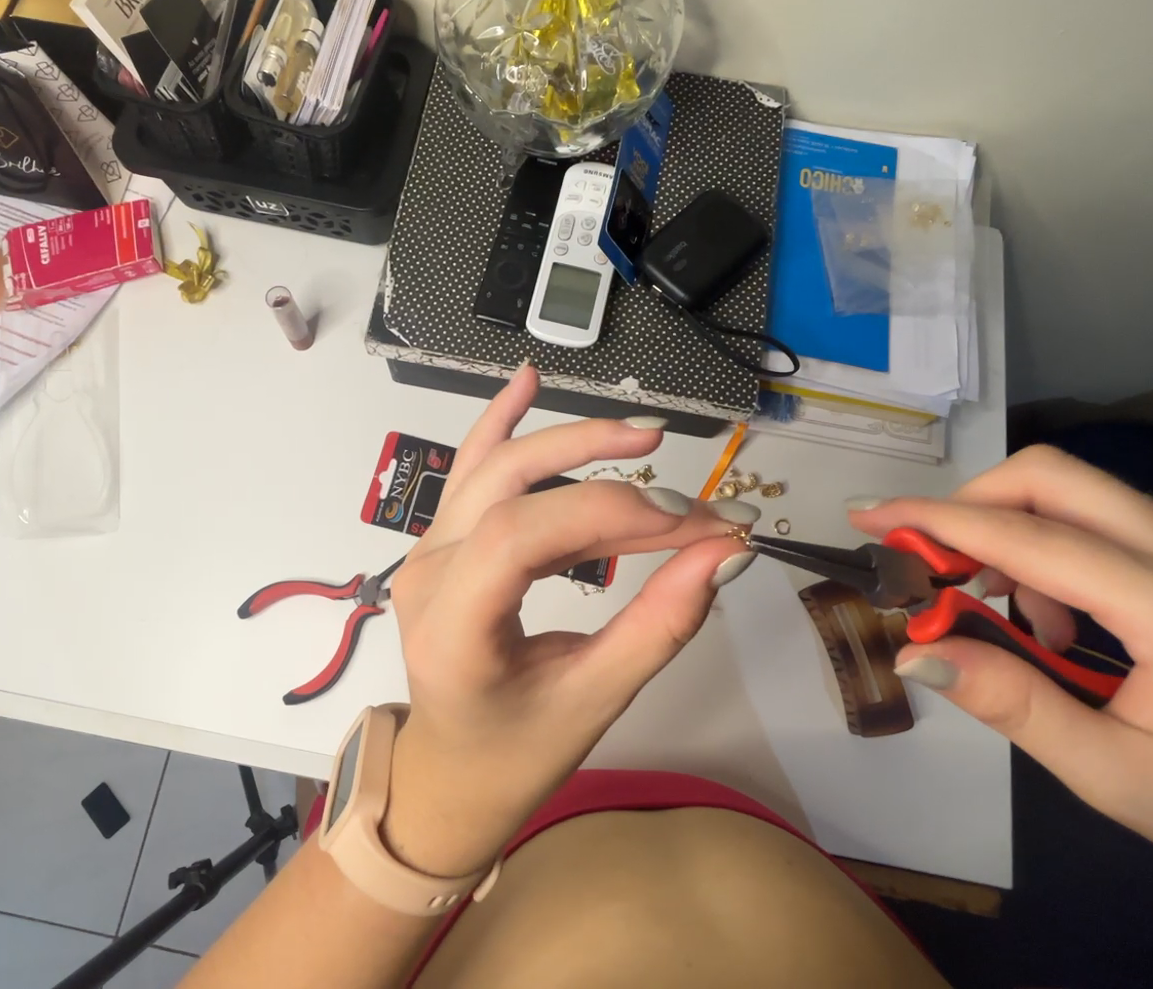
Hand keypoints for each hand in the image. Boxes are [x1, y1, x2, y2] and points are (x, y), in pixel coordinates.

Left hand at [379, 366, 757, 876]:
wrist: (451, 771)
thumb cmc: (516, 754)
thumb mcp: (596, 699)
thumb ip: (661, 624)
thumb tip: (726, 552)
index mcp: (452, 628)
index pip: (522, 535)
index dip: (610, 512)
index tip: (691, 526)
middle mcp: (427, 575)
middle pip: (510, 486)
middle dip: (608, 478)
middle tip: (686, 495)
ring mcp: (427, 552)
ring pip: (497, 469)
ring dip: (571, 445)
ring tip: (641, 435)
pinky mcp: (443, 543)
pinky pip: (471, 472)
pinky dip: (501, 423)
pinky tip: (527, 381)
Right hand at [849, 446, 1152, 905]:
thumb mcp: (1108, 774)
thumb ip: (1008, 703)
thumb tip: (912, 652)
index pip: (1032, 538)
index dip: (937, 521)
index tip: (867, 516)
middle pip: (1054, 478)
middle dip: (968, 503)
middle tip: (921, 558)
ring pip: (1076, 491)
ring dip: (1005, 529)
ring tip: (990, 609)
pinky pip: (1101, 522)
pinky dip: (1044, 548)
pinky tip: (1046, 619)